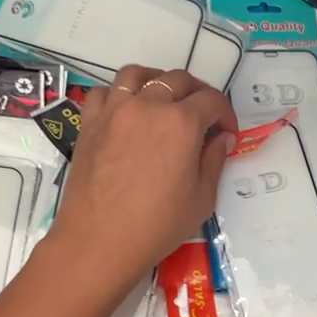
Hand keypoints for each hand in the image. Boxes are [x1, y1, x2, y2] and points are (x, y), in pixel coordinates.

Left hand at [45, 65, 236, 289]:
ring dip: (157, 81)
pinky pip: (105, 92)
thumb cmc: (157, 226)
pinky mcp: (90, 123)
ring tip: (164, 100)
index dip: (225, 114)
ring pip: (137, 74)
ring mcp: (114, 111)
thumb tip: (220, 138)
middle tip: (203, 116)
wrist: (99, 242)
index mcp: (181, 122)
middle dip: (198, 93)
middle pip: (177, 80)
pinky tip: (127, 112)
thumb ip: (214, 160)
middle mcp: (148, 105)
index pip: (212, 100)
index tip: (227, 133)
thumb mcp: (201, 198)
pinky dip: (119, 94)